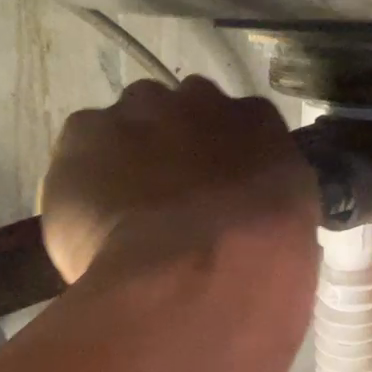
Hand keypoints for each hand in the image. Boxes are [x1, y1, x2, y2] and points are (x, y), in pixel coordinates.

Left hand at [41, 76, 317, 284]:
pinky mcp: (82, 135)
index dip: (219, 158)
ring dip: (121, 160)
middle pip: (174, 112)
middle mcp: (196, 99)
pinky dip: (81, 185)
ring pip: (122, 127)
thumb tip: (243, 215)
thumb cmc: (262, 264)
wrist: (200, 272)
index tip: (212, 190)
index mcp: (256, 121)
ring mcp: (136, 111)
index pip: (236, 124)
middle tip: (165, 202)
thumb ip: (266, 202)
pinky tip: (91, 226)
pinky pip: (77, 156)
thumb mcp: (294, 228)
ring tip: (121, 218)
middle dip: (167, 147)